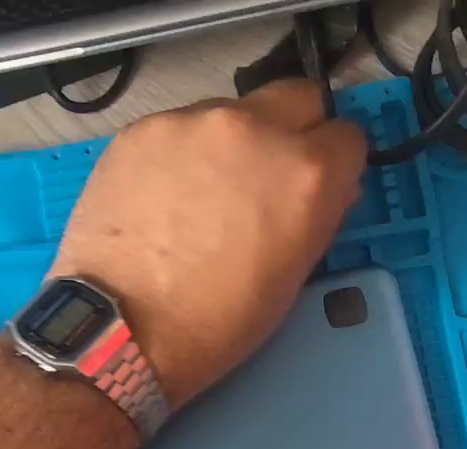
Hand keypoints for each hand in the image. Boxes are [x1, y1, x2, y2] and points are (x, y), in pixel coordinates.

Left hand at [47, 79, 367, 406]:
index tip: (314, 192)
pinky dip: (179, 156)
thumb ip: (316, 219)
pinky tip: (160, 201)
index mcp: (305, 174)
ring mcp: (193, 122)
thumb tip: (327, 191)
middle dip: (291, 136)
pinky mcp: (142, 129)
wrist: (118, 330)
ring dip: (230, 145)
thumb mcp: (288, 282)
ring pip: (232, 112)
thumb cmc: (211, 326)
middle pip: (296, 100)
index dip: (333, 170)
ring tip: (199, 200)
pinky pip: (178, 130)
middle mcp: (255, 129)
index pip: (347, 139)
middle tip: (262, 186)